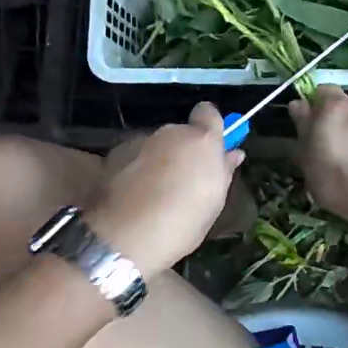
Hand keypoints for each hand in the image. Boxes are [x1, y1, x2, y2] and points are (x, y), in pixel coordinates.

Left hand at [85, 103, 243, 274]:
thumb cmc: (184, 222)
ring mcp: (139, 141)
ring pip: (155, 146)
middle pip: (180, 133)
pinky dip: (134, 170)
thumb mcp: (214, 201)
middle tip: (182, 183)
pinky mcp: (114, 155)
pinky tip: (132, 197)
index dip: (209, 127)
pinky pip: (133, 157)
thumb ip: (223, 171)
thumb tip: (233, 154)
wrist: (129, 235)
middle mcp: (170, 133)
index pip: (208, 112)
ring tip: (153, 195)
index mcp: (201, 140)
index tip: (210, 149)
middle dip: (182, 151)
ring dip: (157, 161)